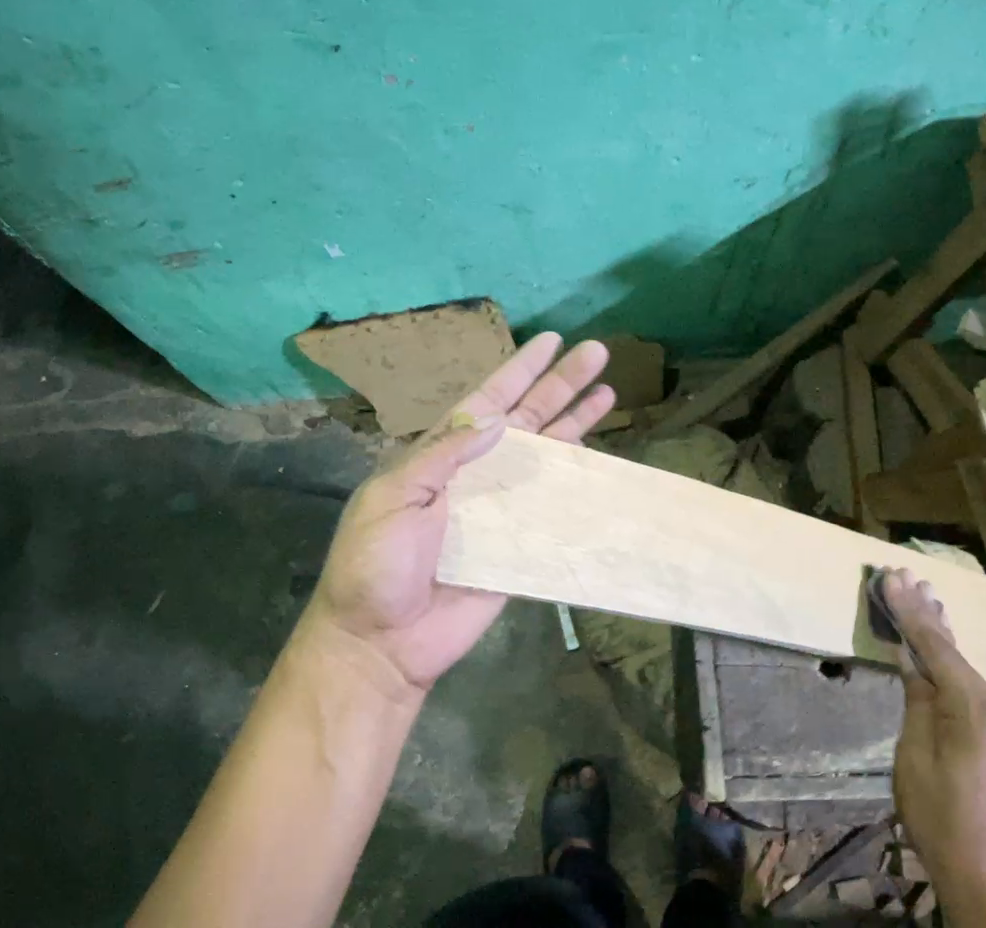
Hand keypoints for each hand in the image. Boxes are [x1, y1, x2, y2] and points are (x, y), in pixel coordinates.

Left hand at [307, 332, 613, 692]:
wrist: (381, 643)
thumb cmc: (375, 566)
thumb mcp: (393, 498)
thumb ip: (443, 456)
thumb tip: (498, 419)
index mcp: (440, 458)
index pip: (488, 403)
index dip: (519, 371)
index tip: (551, 342)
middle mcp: (476, 476)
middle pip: (528, 421)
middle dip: (560, 386)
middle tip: (598, 353)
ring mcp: (500, 512)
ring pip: (547, 459)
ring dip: (577, 425)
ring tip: (610, 393)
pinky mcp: (519, 549)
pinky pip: (554, 511)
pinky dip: (578, 487)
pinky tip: (599, 461)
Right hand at [883, 569, 985, 923]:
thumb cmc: (940, 818)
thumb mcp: (914, 757)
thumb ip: (918, 702)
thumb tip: (912, 661)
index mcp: (979, 713)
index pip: (937, 649)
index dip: (911, 612)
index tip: (892, 577)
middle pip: (957, 656)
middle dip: (929, 616)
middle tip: (907, 576)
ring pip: (968, 675)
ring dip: (942, 642)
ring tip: (925, 599)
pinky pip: (978, 694)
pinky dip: (955, 671)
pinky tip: (944, 651)